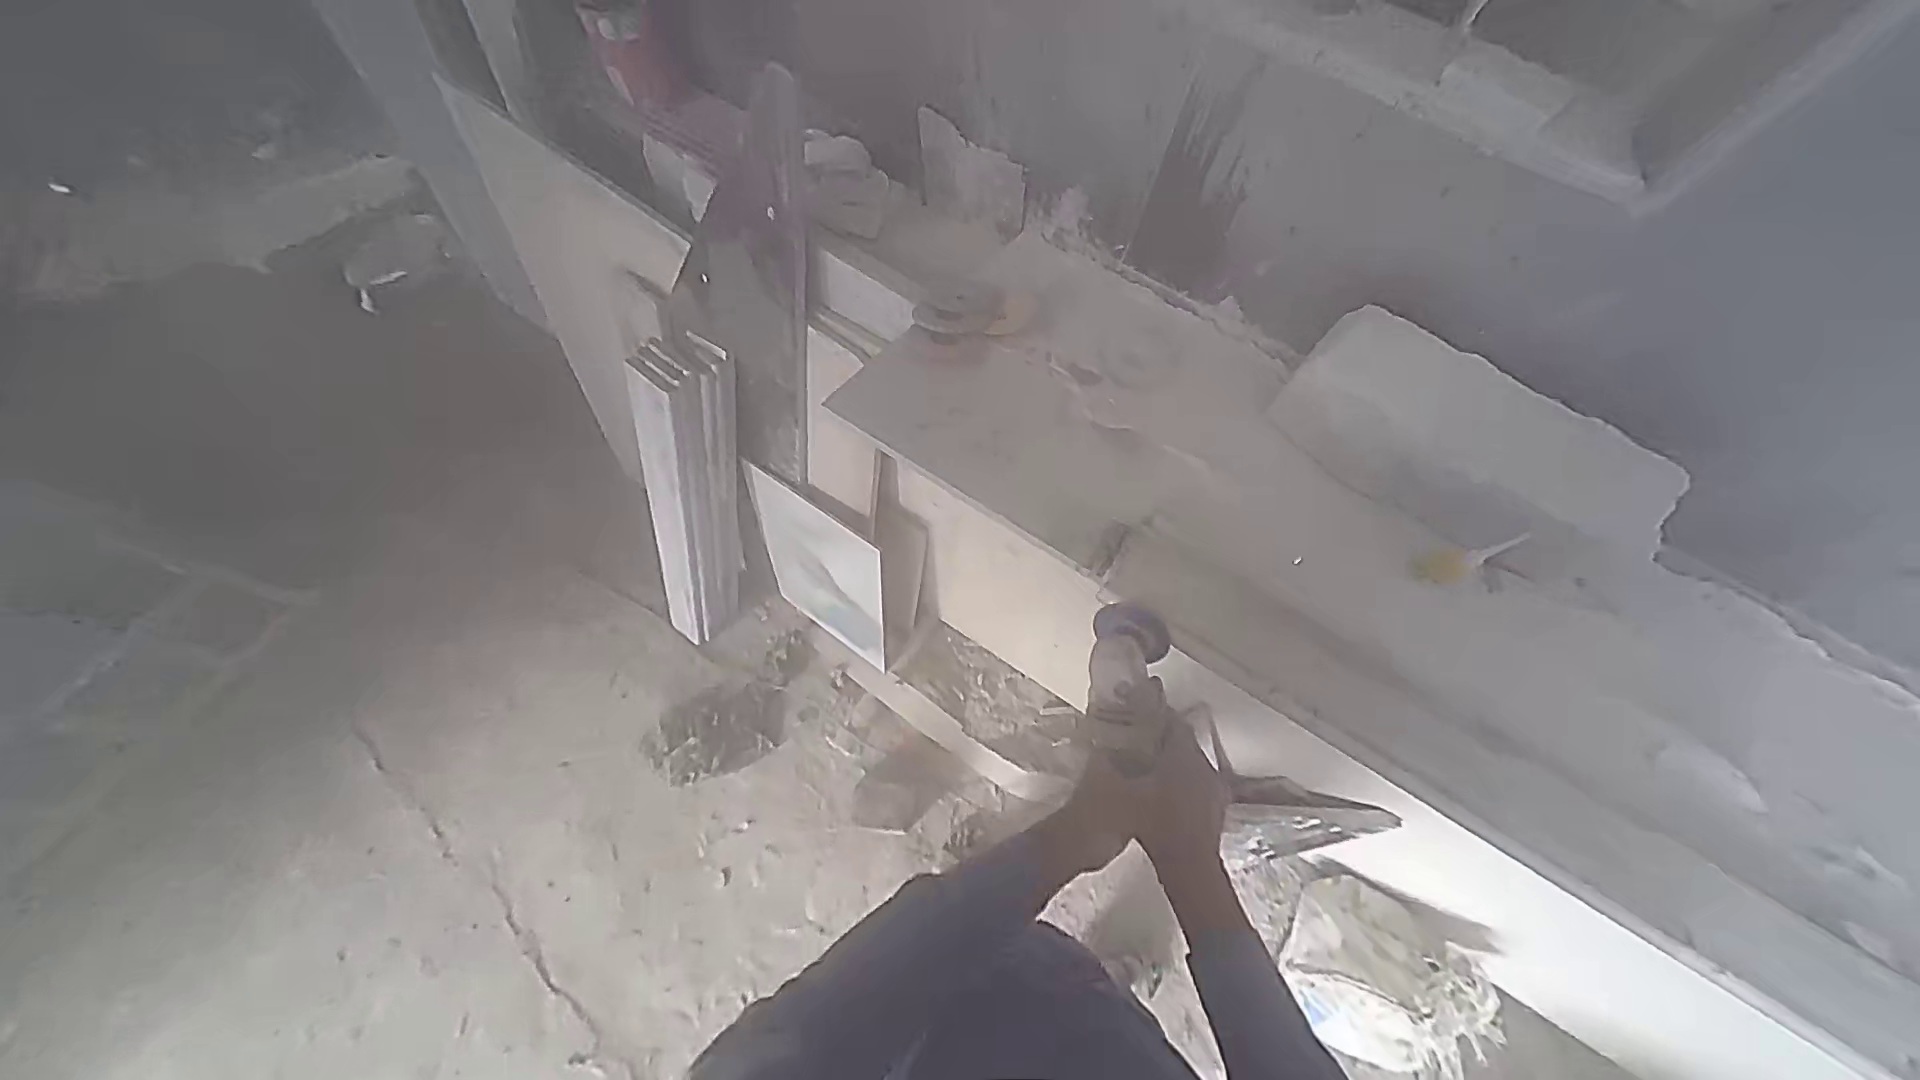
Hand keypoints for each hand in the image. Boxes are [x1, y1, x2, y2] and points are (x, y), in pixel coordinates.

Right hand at [1034, 705, 1228, 878]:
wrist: (1187, 865)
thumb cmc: (1153, 823)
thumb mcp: (1119, 791)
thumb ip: (1106, 766)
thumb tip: (1096, 748)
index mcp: (1183, 754)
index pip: (1172, 721)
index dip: (1154, 711)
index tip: (1138, 707)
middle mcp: (1203, 765)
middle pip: (1182, 739)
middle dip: (1162, 734)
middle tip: (1139, 734)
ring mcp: (1214, 787)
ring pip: (1191, 760)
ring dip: (1172, 757)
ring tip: (1148, 760)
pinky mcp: (1216, 807)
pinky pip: (1197, 780)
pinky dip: (1181, 777)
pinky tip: (1163, 788)